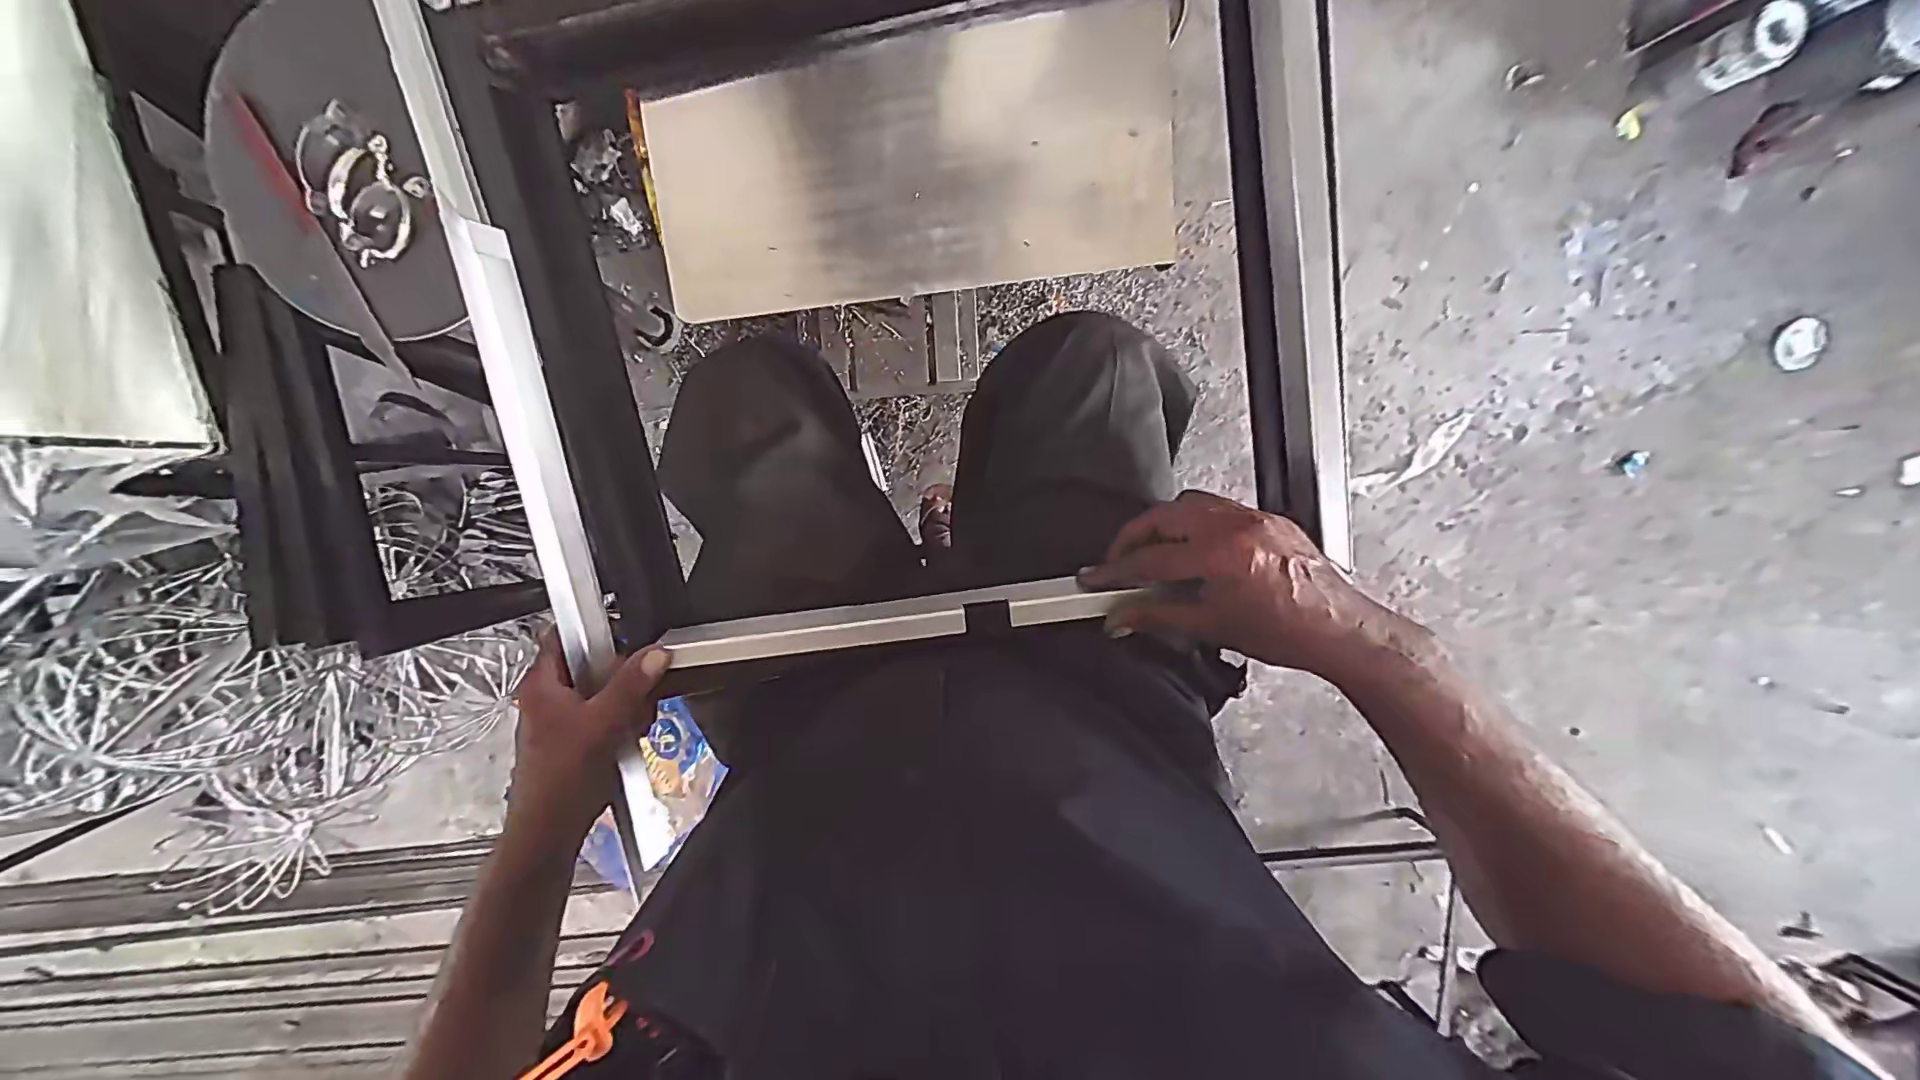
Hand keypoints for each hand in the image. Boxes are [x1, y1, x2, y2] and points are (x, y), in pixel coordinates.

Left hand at [506, 633, 671, 843]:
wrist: (553, 828)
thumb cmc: (559, 780)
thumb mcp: (602, 722)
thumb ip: (631, 684)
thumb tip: (655, 654)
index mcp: (541, 684)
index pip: (564, 635)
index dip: (594, 628)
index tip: (624, 630)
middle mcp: (551, 696)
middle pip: (597, 663)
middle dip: (626, 677)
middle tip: (635, 693)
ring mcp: (566, 717)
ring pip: (609, 689)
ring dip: (629, 703)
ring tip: (630, 722)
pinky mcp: (581, 735)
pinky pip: (612, 712)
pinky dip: (625, 721)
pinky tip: (627, 737)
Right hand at [1078, 491, 1431, 686]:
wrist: (1340, 632)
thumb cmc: (1289, 633)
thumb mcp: (1212, 628)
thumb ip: (1158, 617)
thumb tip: (1124, 616)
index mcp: (1222, 555)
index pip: (1151, 559)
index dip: (1115, 571)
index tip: (1096, 577)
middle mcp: (1237, 527)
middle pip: (1164, 516)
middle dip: (1133, 536)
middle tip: (1117, 560)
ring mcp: (1254, 518)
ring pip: (1191, 503)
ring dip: (1163, 524)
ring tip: (1151, 551)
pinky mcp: (1268, 519)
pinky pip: (1219, 507)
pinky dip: (1195, 523)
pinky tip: (1191, 547)